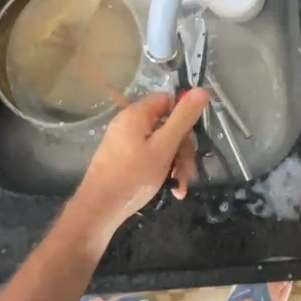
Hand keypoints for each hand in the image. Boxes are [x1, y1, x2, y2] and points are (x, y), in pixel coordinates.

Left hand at [67, 90, 206, 245]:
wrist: (98, 210)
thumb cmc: (133, 176)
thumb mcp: (164, 147)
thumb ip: (183, 119)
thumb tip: (201, 90)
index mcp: (137, 114)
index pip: (169, 101)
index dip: (184, 117)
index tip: (193, 140)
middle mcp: (129, 123)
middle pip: (167, 126)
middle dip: (182, 150)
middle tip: (188, 173)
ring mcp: (124, 142)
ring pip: (160, 145)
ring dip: (175, 164)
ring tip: (180, 187)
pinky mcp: (123, 159)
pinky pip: (149, 156)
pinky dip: (162, 170)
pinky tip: (171, 189)